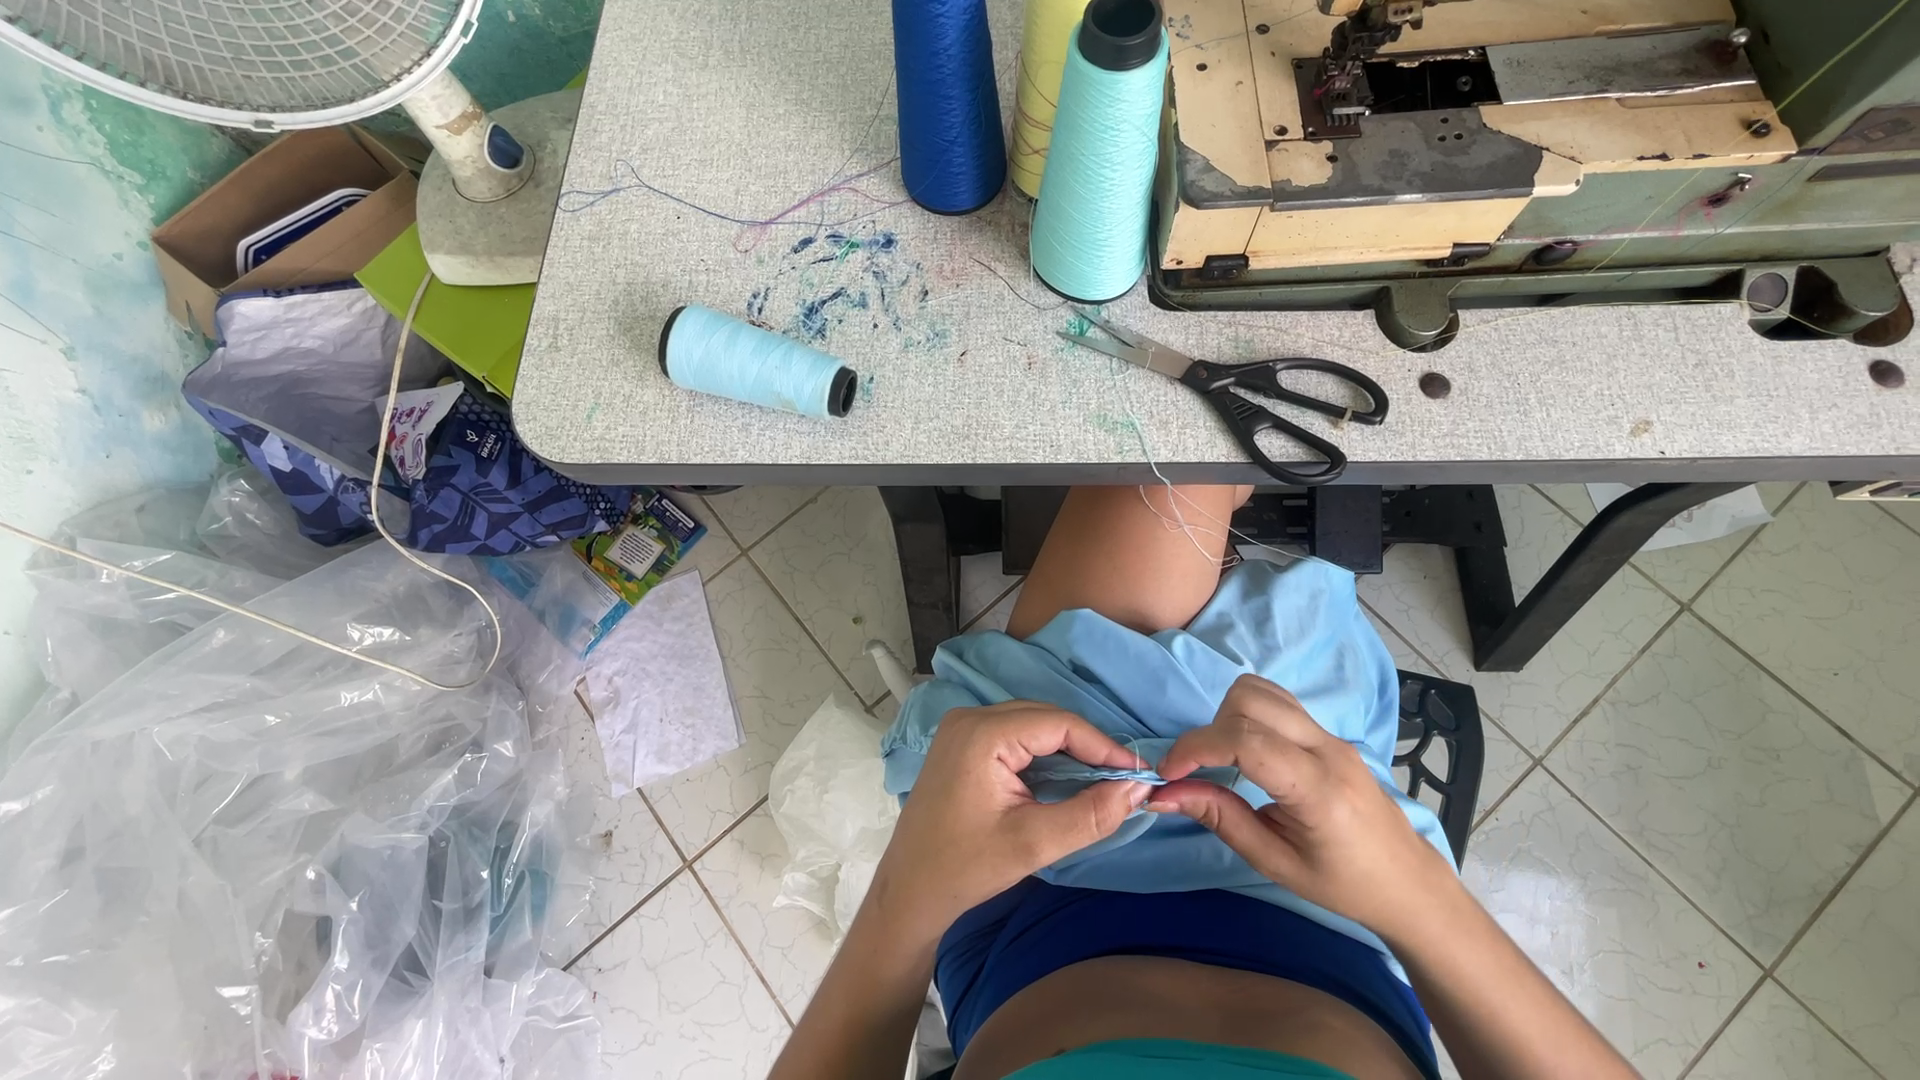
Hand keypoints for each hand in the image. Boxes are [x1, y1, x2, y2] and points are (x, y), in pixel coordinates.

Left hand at [871, 701, 1151, 935]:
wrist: (908, 889)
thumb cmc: (965, 868)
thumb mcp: (1034, 844)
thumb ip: (1090, 814)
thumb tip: (1137, 789)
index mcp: (982, 733)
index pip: (1059, 723)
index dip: (1104, 746)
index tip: (1140, 774)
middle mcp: (970, 717)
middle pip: (1046, 719)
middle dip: (1088, 747)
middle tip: (1125, 779)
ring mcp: (962, 728)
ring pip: (1032, 725)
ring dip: (1068, 750)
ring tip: (1103, 780)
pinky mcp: (962, 743)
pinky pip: (1015, 736)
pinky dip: (1044, 754)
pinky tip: (1066, 779)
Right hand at [1149, 674, 1458, 937]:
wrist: (1409, 883)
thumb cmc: (1343, 885)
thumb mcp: (1274, 862)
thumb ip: (1220, 817)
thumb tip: (1164, 793)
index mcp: (1318, 789)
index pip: (1246, 739)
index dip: (1196, 747)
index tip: (1170, 773)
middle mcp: (1327, 748)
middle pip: (1249, 700)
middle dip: (1210, 730)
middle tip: (1201, 770)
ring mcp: (1331, 735)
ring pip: (1260, 690)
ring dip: (1227, 716)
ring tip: (1225, 759)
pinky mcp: (1329, 733)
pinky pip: (1277, 700)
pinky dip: (1246, 712)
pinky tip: (1247, 749)